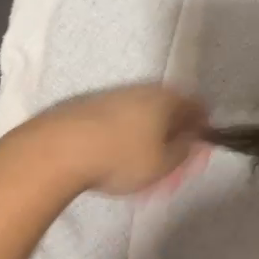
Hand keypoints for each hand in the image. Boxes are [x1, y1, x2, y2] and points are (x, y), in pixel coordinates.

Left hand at [25, 84, 209, 194]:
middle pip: (168, 111)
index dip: (201, 129)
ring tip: (139, 169)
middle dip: (172, 138)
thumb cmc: (121, 157)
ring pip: (142, 117)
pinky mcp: (88, 106)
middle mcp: (143, 89)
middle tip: (168, 168)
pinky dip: (123, 138)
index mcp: (167, 98)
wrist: (57, 150)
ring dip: (147, 139)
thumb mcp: (163, 164)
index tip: (195, 154)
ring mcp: (114, 95)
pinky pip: (118, 121)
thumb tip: (197, 141)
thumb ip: (186, 152)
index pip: (196, 106)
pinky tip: (114, 159)